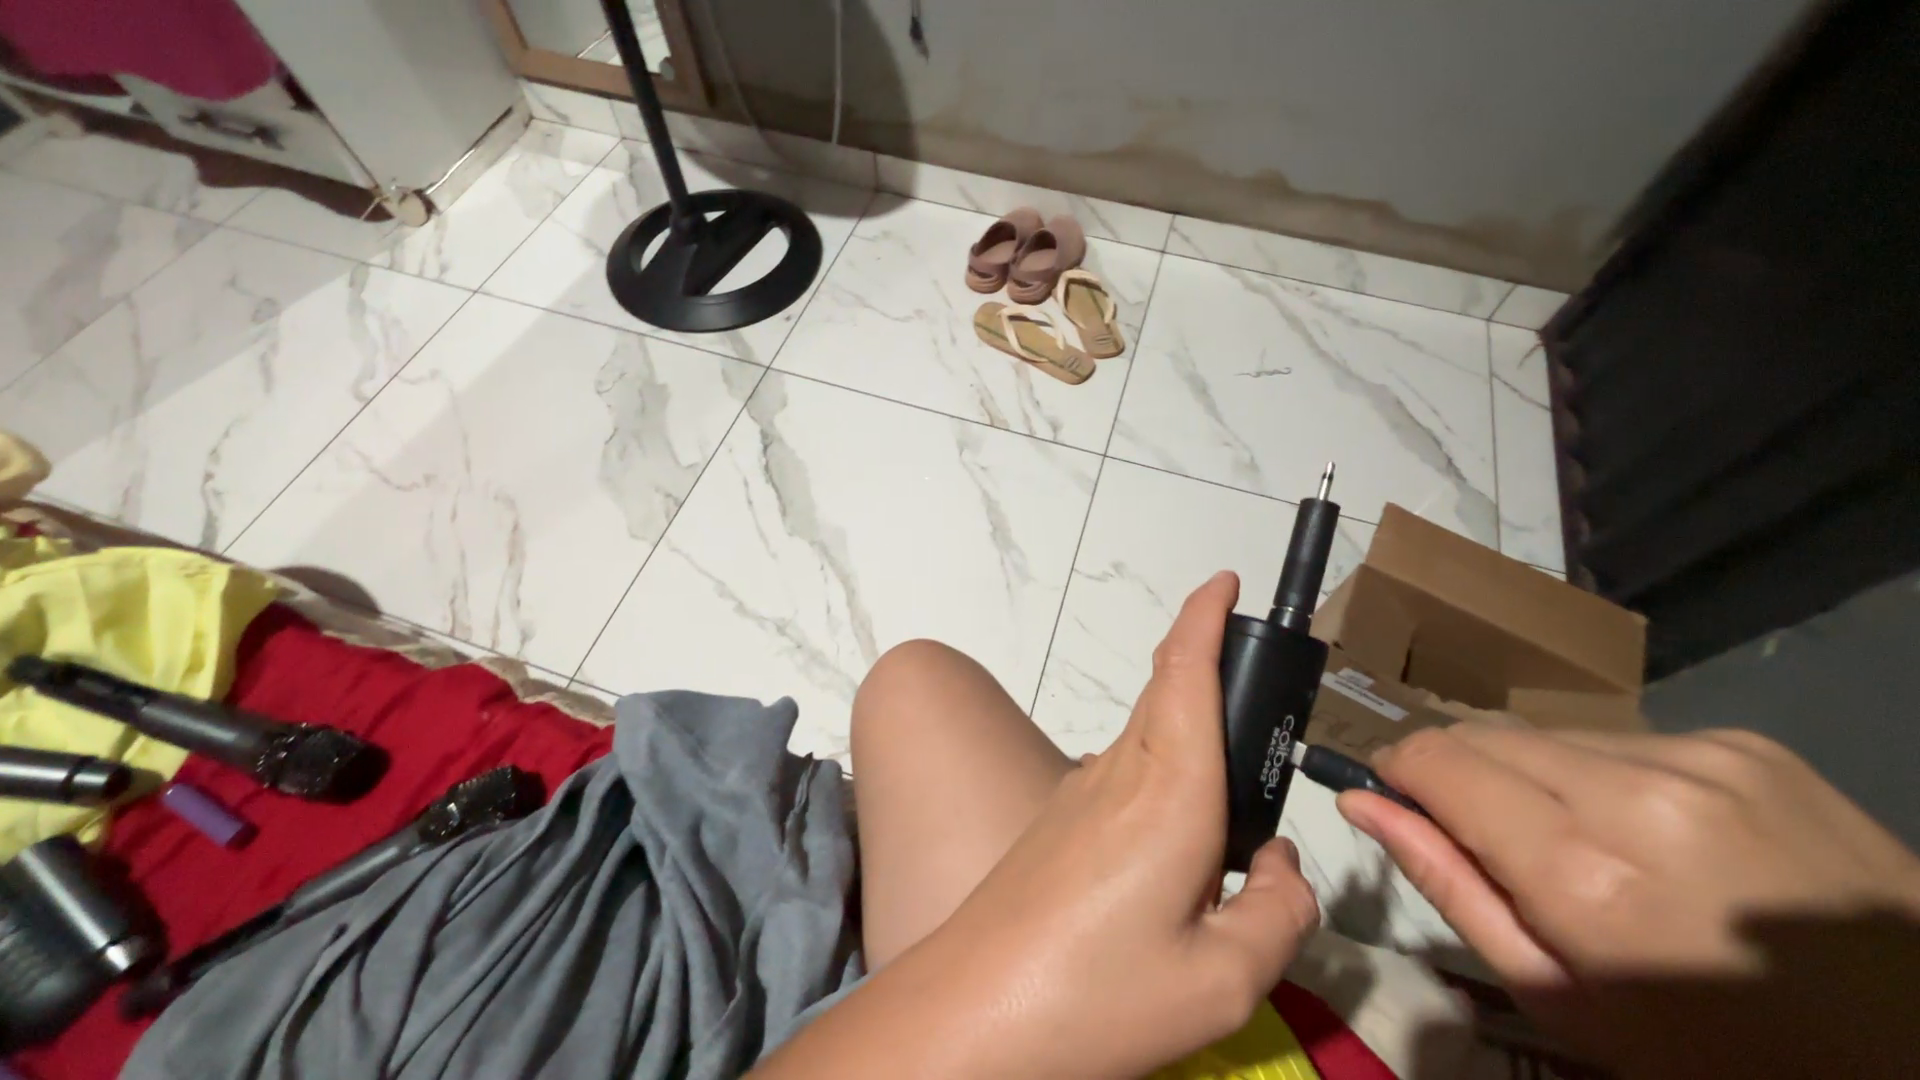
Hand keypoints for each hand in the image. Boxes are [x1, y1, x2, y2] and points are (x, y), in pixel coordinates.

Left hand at [757, 572, 1318, 1079]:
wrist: (970, 1015)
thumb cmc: (1095, 994)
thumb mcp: (1224, 980)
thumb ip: (1279, 912)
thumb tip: (1280, 867)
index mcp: (1167, 790)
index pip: (1185, 671)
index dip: (1205, 615)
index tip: (1225, 581)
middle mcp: (1117, 774)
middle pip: (1170, 699)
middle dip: (1216, 683)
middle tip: (1265, 732)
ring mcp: (1078, 796)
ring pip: (1150, 744)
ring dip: (1192, 754)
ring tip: (1228, 833)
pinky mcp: (1056, 826)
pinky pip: (1124, 785)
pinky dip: (1164, 796)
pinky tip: (1173, 873)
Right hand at [1339, 723, 1919, 1077]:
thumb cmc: (1711, 1050)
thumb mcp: (1557, 994)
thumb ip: (1447, 884)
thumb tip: (1360, 802)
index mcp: (1582, 871)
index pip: (1435, 760)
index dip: (1398, 773)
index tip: (1399, 803)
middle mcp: (1636, 789)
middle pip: (1483, 735)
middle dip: (1459, 774)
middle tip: (1487, 838)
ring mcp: (1703, 756)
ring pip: (1547, 733)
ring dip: (1531, 774)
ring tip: (1581, 840)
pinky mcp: (1749, 742)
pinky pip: (1621, 738)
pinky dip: (1603, 775)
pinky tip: (1651, 829)